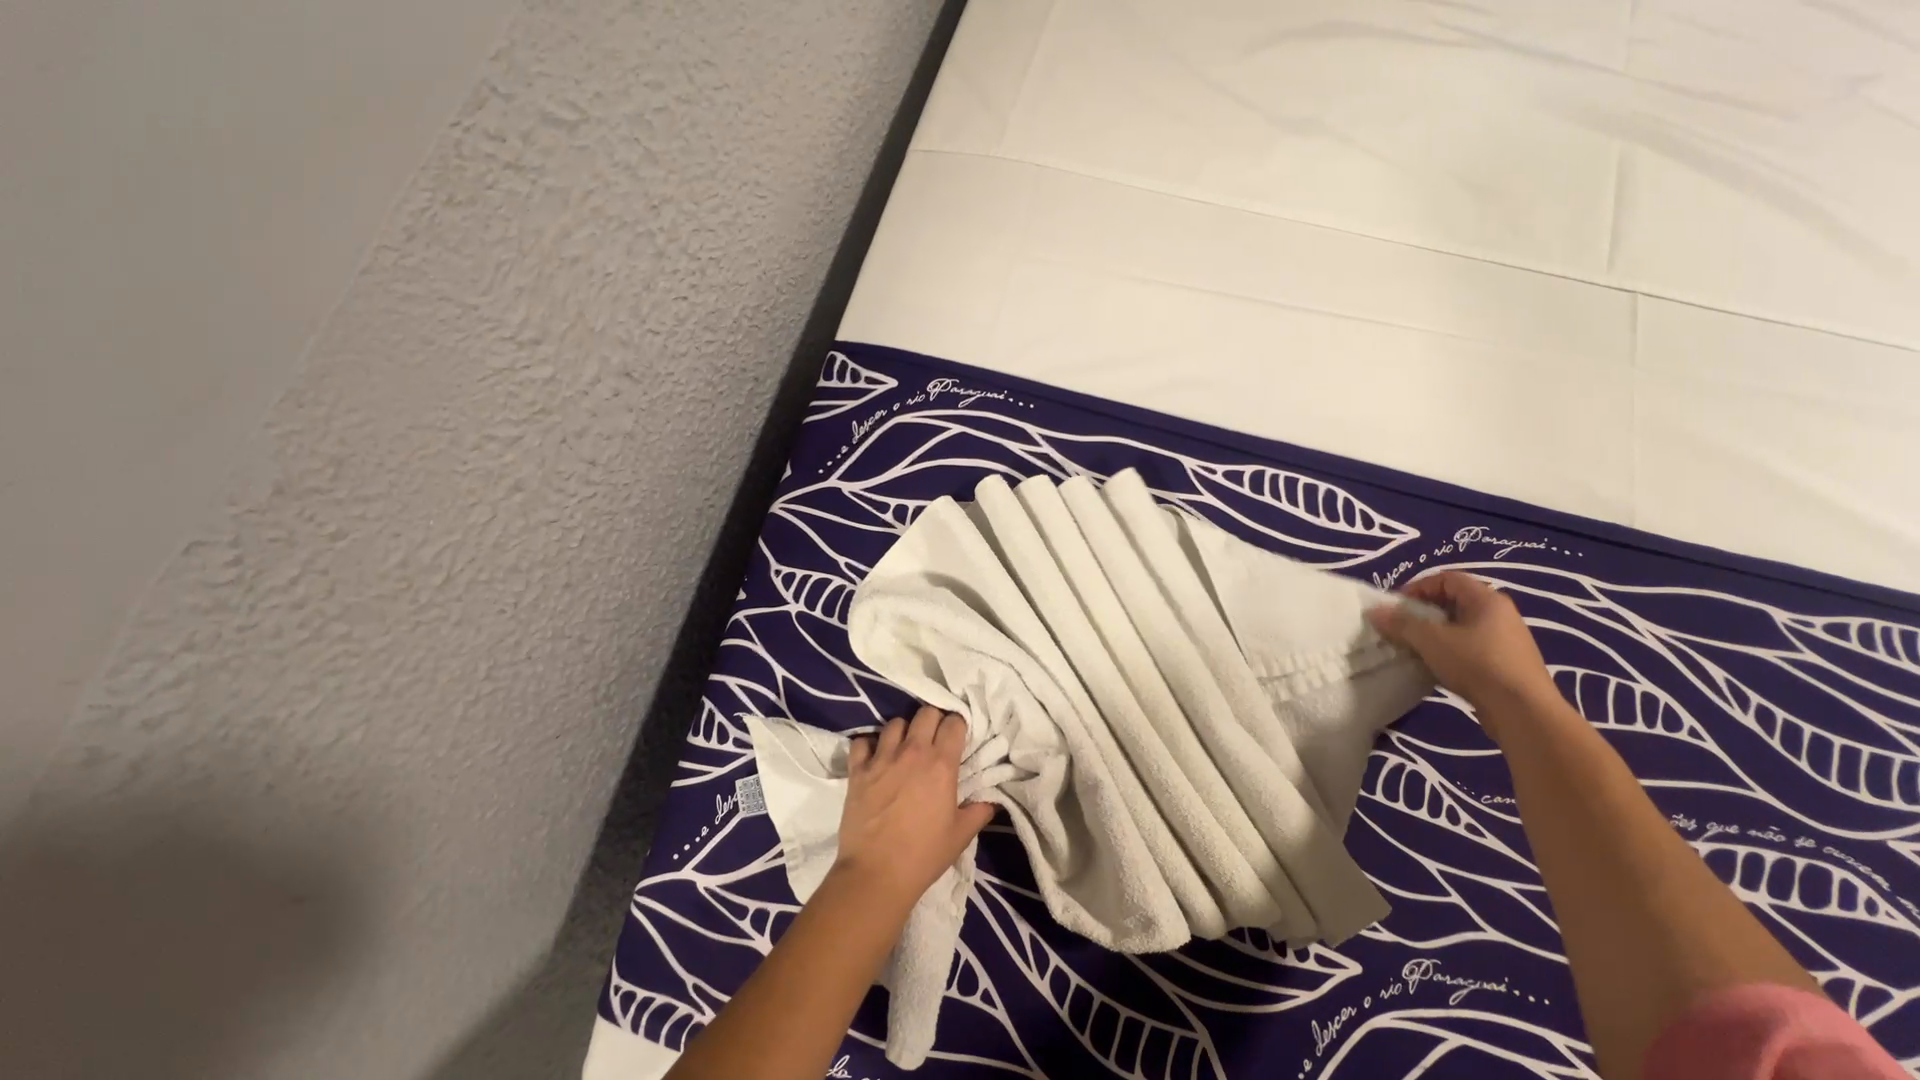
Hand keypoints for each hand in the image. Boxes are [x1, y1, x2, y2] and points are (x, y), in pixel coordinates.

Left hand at [832, 705, 996, 917]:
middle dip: (934, 721)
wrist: (876, 873)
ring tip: (904, 749)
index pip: (954, 723)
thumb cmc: (924, 855)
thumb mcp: (961, 835)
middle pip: (925, 713)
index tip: (958, 739)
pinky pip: (862, 741)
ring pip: (894, 723)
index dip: (958, 727)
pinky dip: (869, 745)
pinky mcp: (857, 771)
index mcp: (941, 764)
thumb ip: (980, 811)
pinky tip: (875, 758)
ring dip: (903, 731)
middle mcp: (912, 752)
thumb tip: (991, 800)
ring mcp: (881, 759)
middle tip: (934, 740)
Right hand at [1366, 571, 1559, 718]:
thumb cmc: (1477, 664)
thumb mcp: (1431, 641)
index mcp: (1486, 599)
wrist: (1523, 711)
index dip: (1418, 587)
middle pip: (1454, 602)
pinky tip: (1436, 668)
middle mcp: (1499, 614)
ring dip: (1435, 634)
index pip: (1447, 578)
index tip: (1397, 607)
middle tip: (1401, 628)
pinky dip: (1449, 651)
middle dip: (1423, 612)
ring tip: (1414, 649)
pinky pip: (1471, 648)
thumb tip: (1375, 611)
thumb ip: (1401, 624)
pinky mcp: (1506, 664)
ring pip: (1462, 627)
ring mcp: (1506, 640)